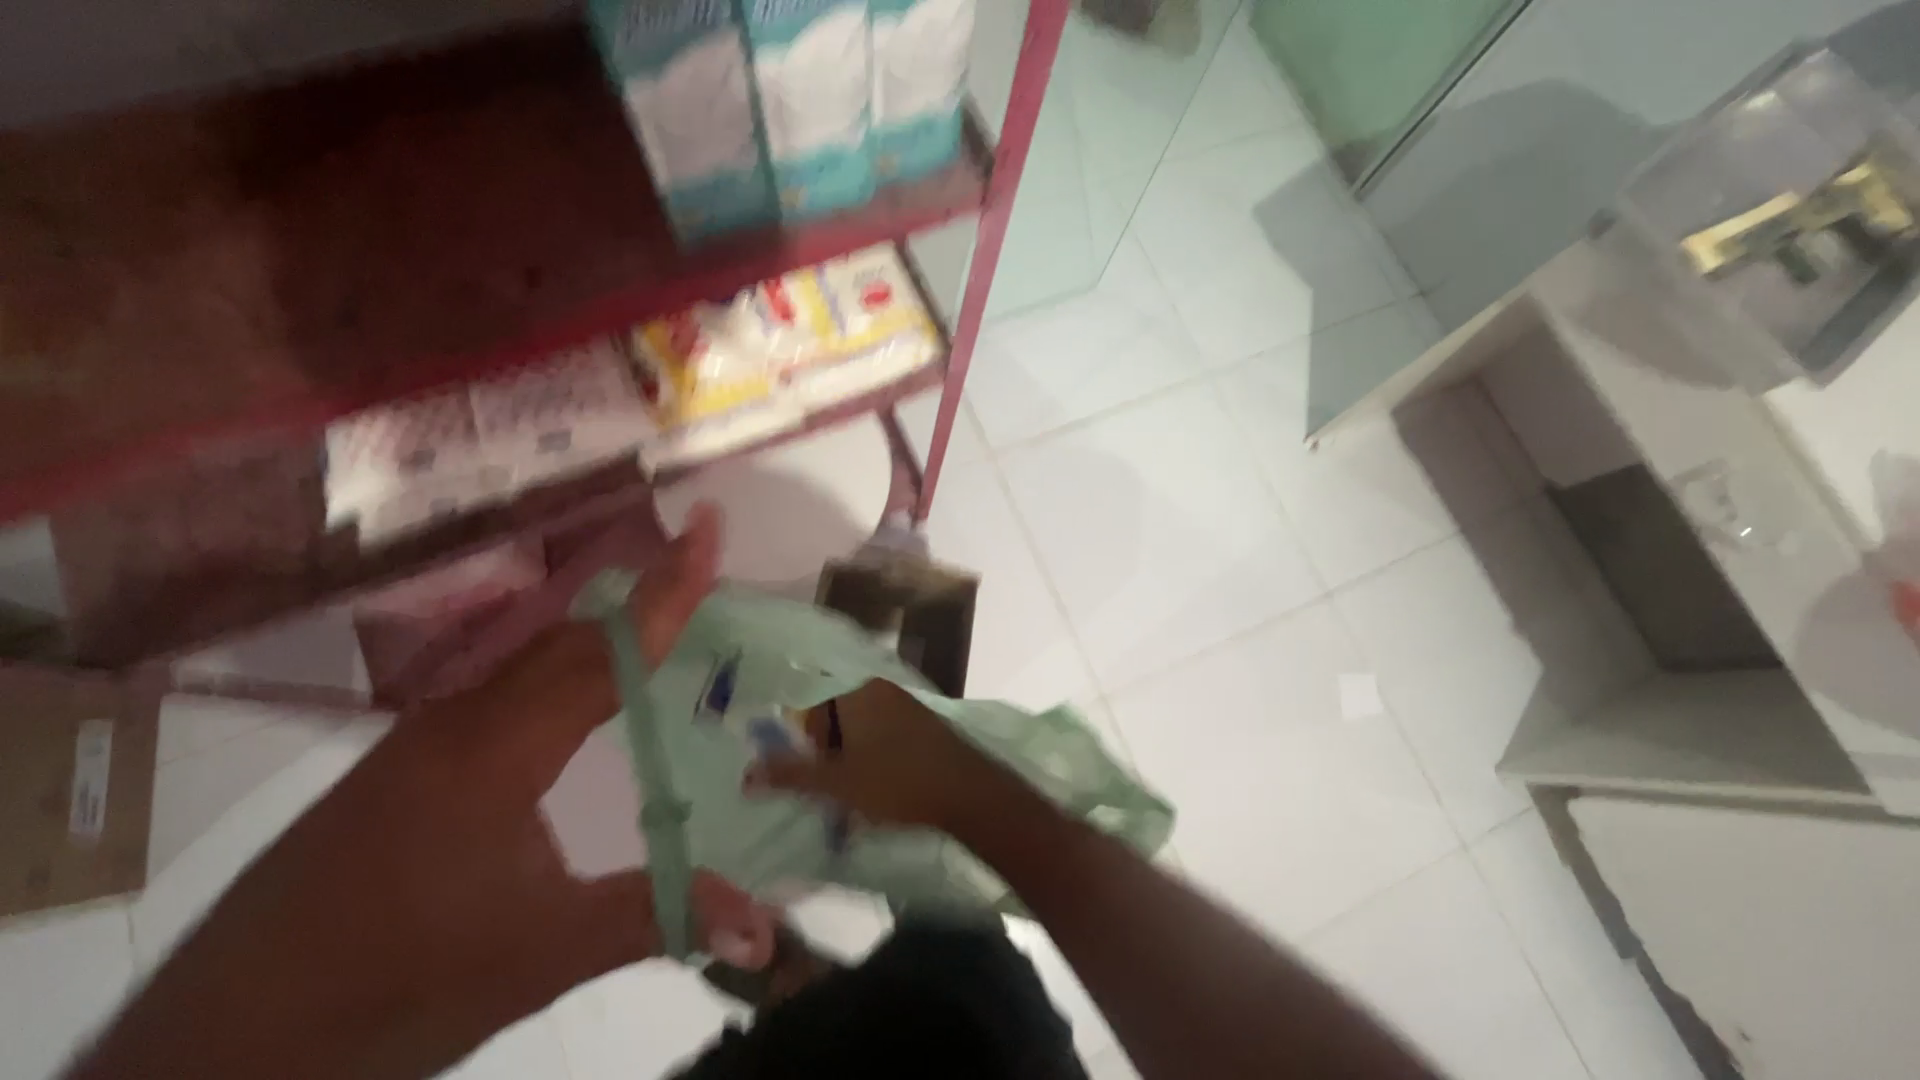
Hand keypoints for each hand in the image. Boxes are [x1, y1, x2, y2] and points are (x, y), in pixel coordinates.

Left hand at [75, 505, 773, 1079]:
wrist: (221, 1050)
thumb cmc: (394, 986)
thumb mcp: (542, 956)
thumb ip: (658, 917)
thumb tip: (768, 931)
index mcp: (496, 750)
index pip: (602, 655)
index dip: (665, 590)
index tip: (706, 526)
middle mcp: (455, 726)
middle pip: (565, 645)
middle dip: (638, 605)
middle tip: (699, 570)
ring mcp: (416, 748)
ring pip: (524, 671)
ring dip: (595, 644)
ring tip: (654, 630)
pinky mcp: (394, 776)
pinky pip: (496, 702)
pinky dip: (554, 684)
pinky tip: (569, 715)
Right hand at [745, 678, 1022, 835]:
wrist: (971, 795)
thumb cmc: (897, 783)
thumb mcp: (837, 783)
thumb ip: (790, 775)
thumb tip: (746, 774)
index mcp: (858, 692)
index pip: (811, 707)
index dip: (800, 743)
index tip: (800, 775)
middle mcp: (883, 691)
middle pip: (836, 722)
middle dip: (825, 760)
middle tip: (825, 795)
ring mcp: (908, 708)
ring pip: (861, 736)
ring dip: (849, 767)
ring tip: (851, 804)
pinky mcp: (927, 730)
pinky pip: (886, 743)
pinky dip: (874, 766)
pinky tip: (879, 798)